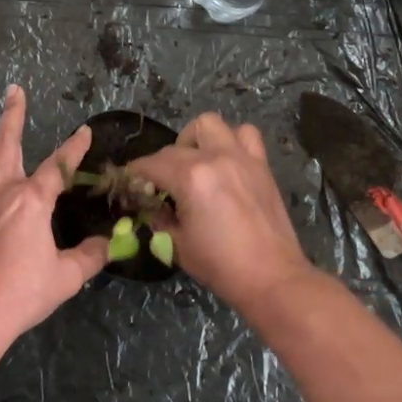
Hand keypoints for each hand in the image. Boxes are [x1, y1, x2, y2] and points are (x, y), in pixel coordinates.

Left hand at [0, 85, 108, 348]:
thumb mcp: (66, 277)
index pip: (59, 167)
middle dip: (13, 115)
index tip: (84, 130)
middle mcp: (2, 191)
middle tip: (14, 89)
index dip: (74, 148)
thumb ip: (89, 256)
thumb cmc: (23, 294)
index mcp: (33, 201)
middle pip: (7, 144)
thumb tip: (108, 244)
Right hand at [129, 113, 315, 312]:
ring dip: (195, 138)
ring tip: (194, 161)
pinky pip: (245, 134)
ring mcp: (240, 157)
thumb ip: (158, 219)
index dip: (135, 173)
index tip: (128, 181)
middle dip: (161, 163)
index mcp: (190, 178)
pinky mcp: (260, 164)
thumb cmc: (221, 265)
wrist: (272, 278)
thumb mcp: (177, 245)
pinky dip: (232, 140)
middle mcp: (214, 158)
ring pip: (210, 124)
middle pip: (175, 146)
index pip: (151, 164)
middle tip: (161, 184)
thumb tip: (148, 207)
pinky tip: (226, 160)